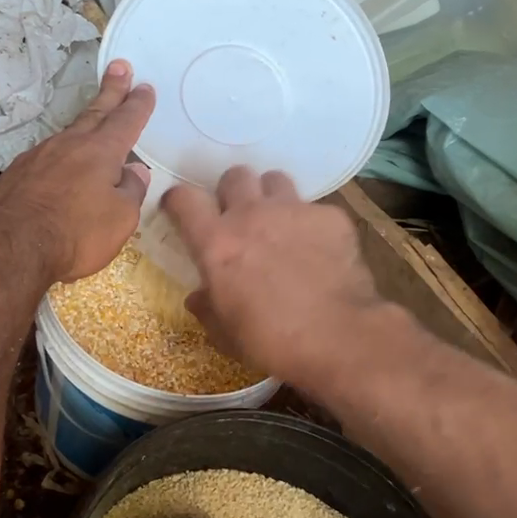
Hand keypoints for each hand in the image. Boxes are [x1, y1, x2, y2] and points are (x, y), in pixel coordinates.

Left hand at [0, 60, 153, 282]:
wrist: (10, 247)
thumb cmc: (75, 234)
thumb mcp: (120, 218)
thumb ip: (131, 191)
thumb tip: (134, 171)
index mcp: (100, 152)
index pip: (126, 121)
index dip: (137, 104)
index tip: (144, 87)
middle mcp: (69, 145)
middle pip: (95, 112)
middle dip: (111, 91)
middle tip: (119, 67)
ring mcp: (38, 157)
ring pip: (68, 135)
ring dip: (84, 126)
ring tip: (93, 123)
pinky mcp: (17, 174)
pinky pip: (46, 157)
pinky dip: (60, 156)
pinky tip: (60, 165)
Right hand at [163, 167, 392, 385]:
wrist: (338, 339)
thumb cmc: (271, 341)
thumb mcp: (225, 334)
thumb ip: (207, 308)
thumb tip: (198, 297)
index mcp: (216, 243)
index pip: (184, 198)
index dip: (178, 200)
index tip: (179, 210)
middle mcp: (251, 215)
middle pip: (234, 175)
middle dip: (232, 193)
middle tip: (239, 219)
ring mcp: (294, 211)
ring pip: (275, 180)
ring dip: (271, 197)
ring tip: (279, 224)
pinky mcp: (331, 217)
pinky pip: (316, 208)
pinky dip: (312, 224)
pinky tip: (320, 250)